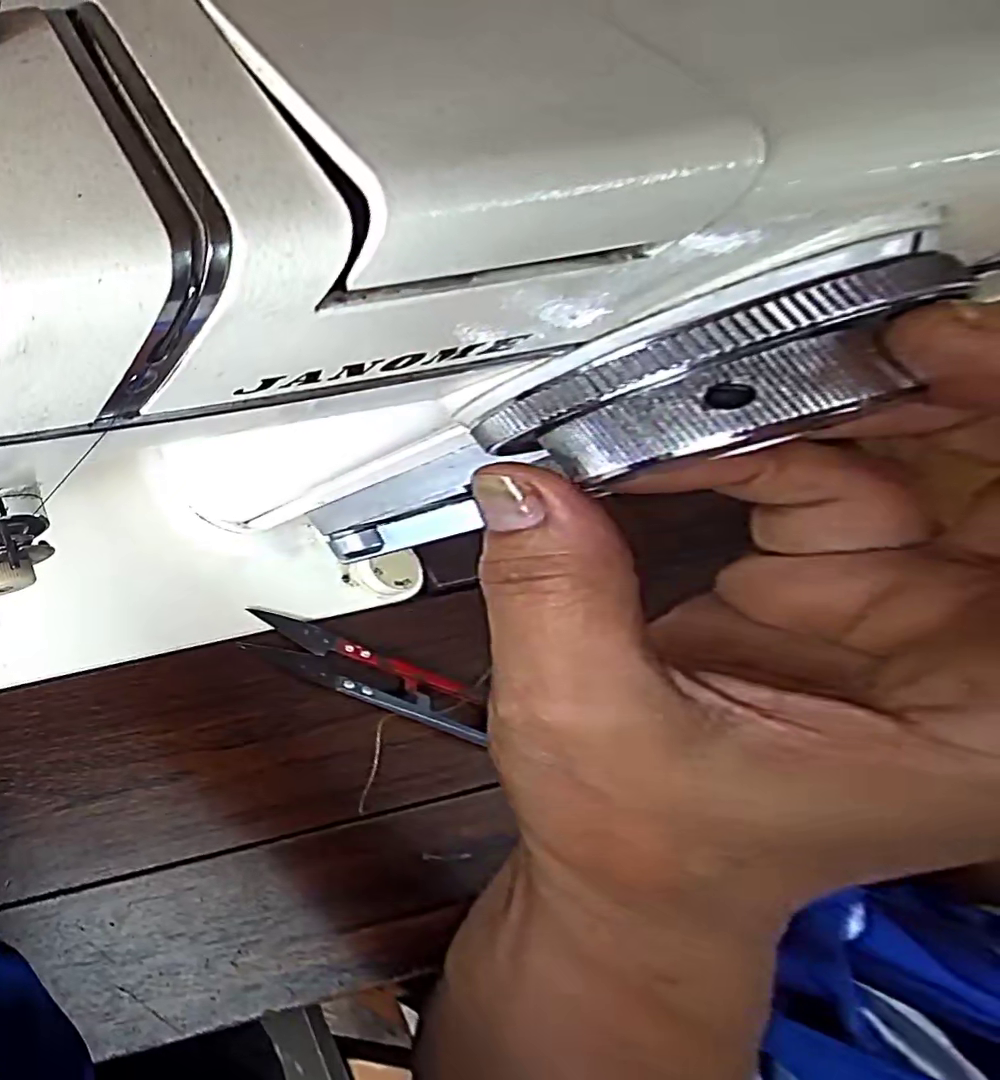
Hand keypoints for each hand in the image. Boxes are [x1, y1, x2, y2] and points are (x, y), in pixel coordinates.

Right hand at [471, 299, 999, 927]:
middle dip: (894, 401)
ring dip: (787, 427)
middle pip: (989, 476)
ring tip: (684, 415)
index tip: (923, 346)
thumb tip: (521, 491)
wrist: (622, 866)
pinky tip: (653, 466)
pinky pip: (798, 488)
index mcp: (990, 709)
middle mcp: (972, 654)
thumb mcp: (583, 714)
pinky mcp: (810, 596)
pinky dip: (723, 462)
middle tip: (783, 364)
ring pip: (891, 468)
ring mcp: (891, 617)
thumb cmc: (642, 837)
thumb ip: (552, 595)